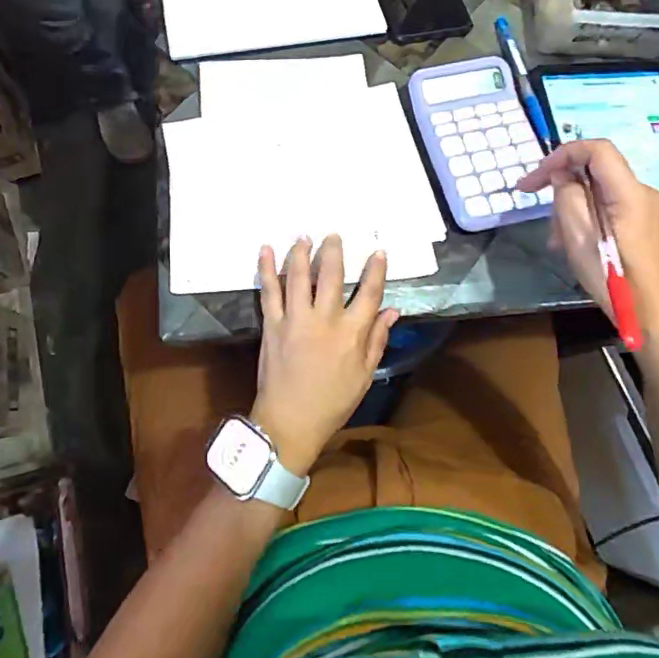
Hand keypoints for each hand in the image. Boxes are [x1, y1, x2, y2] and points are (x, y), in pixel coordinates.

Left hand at [252, 235, 398, 473]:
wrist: (289, 422)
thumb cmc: (332, 402)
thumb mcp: (364, 375)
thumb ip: (377, 340)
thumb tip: (392, 312)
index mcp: (351, 333)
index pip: (369, 294)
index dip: (376, 271)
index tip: (378, 252)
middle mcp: (325, 320)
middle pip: (332, 276)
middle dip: (334, 251)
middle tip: (333, 235)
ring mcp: (295, 320)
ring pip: (299, 277)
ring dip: (302, 253)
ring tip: (304, 237)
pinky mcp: (272, 325)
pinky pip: (269, 291)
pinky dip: (267, 269)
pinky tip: (266, 251)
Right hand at [516, 139, 658, 340]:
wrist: (654, 317)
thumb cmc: (614, 278)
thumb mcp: (579, 236)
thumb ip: (568, 196)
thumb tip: (562, 175)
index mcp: (630, 192)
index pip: (596, 149)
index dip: (562, 155)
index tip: (534, 179)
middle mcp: (643, 193)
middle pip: (596, 172)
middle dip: (563, 188)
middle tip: (543, 216)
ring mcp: (647, 211)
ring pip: (600, 193)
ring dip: (573, 208)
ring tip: (558, 242)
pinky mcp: (645, 227)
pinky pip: (609, 210)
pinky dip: (587, 219)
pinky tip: (576, 247)